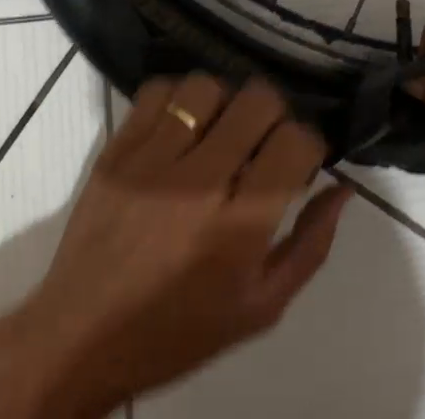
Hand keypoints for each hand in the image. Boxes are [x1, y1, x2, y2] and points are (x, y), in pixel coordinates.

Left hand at [13, 75, 351, 414]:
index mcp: (240, 225)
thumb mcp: (261, 306)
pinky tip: (183, 128)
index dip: (310, 145)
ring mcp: (150, 161)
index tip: (298, 163)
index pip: (296, 141)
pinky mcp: (116, 151)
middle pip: (258, 100)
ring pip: (207, 87)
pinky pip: (156, 92)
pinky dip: (178, 99)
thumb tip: (342, 187)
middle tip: (263, 144)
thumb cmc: (180, 331)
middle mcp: (199, 182)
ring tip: (220, 132)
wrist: (81, 337)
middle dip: (275, 116)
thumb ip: (310, 245)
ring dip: (226, 103)